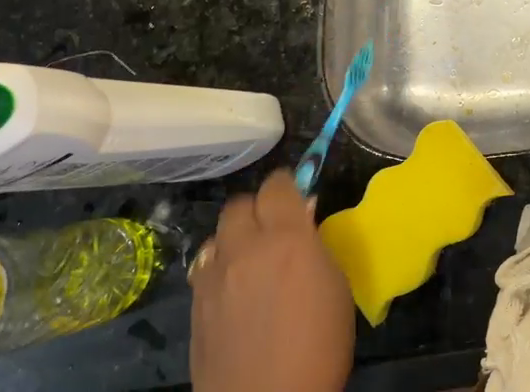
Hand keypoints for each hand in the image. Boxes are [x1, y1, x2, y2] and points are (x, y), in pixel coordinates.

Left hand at [190, 171, 354, 391]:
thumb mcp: (335, 286)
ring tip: (252, 258)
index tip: (297, 194)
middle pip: (239, 205)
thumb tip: (302, 222)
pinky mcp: (194, 308)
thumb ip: (314, 247)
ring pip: (217, 235)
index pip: (276, 186)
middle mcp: (244, 250)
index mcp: (286, 239)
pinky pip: (205, 268)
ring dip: (235, 237)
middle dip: (258, 208)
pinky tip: (236, 289)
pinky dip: (220, 266)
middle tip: (276, 226)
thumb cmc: (320, 345)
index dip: (287, 185)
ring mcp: (212, 280)